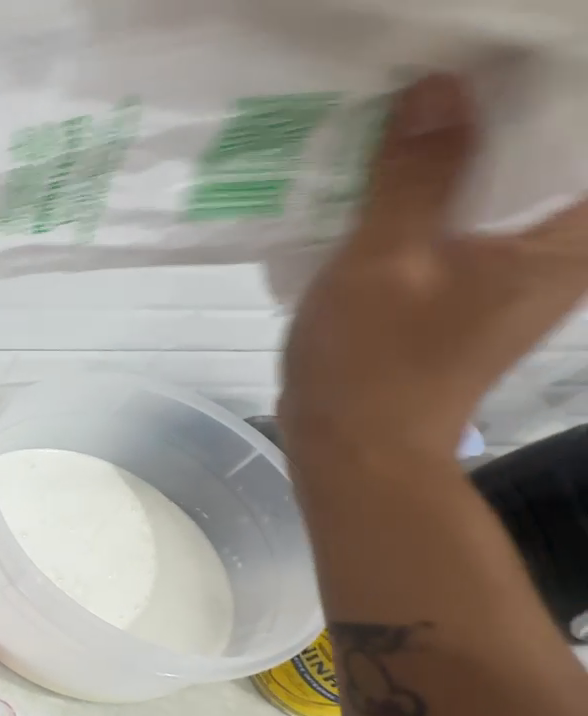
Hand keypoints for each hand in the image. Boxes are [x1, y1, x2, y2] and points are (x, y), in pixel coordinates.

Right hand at [280, 73, 587, 461]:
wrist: (353, 448)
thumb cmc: (374, 363)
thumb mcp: (383, 262)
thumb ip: (414, 175)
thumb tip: (440, 86)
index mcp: (573, 237)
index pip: (586, 137)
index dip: (552, 90)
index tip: (501, 64)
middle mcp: (566, 249)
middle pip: (553, 156)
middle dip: (500, 117)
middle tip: (440, 87)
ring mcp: (518, 275)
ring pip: (506, 189)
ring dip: (461, 157)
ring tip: (409, 125)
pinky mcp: (471, 294)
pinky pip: (470, 222)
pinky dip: (436, 198)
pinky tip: (389, 189)